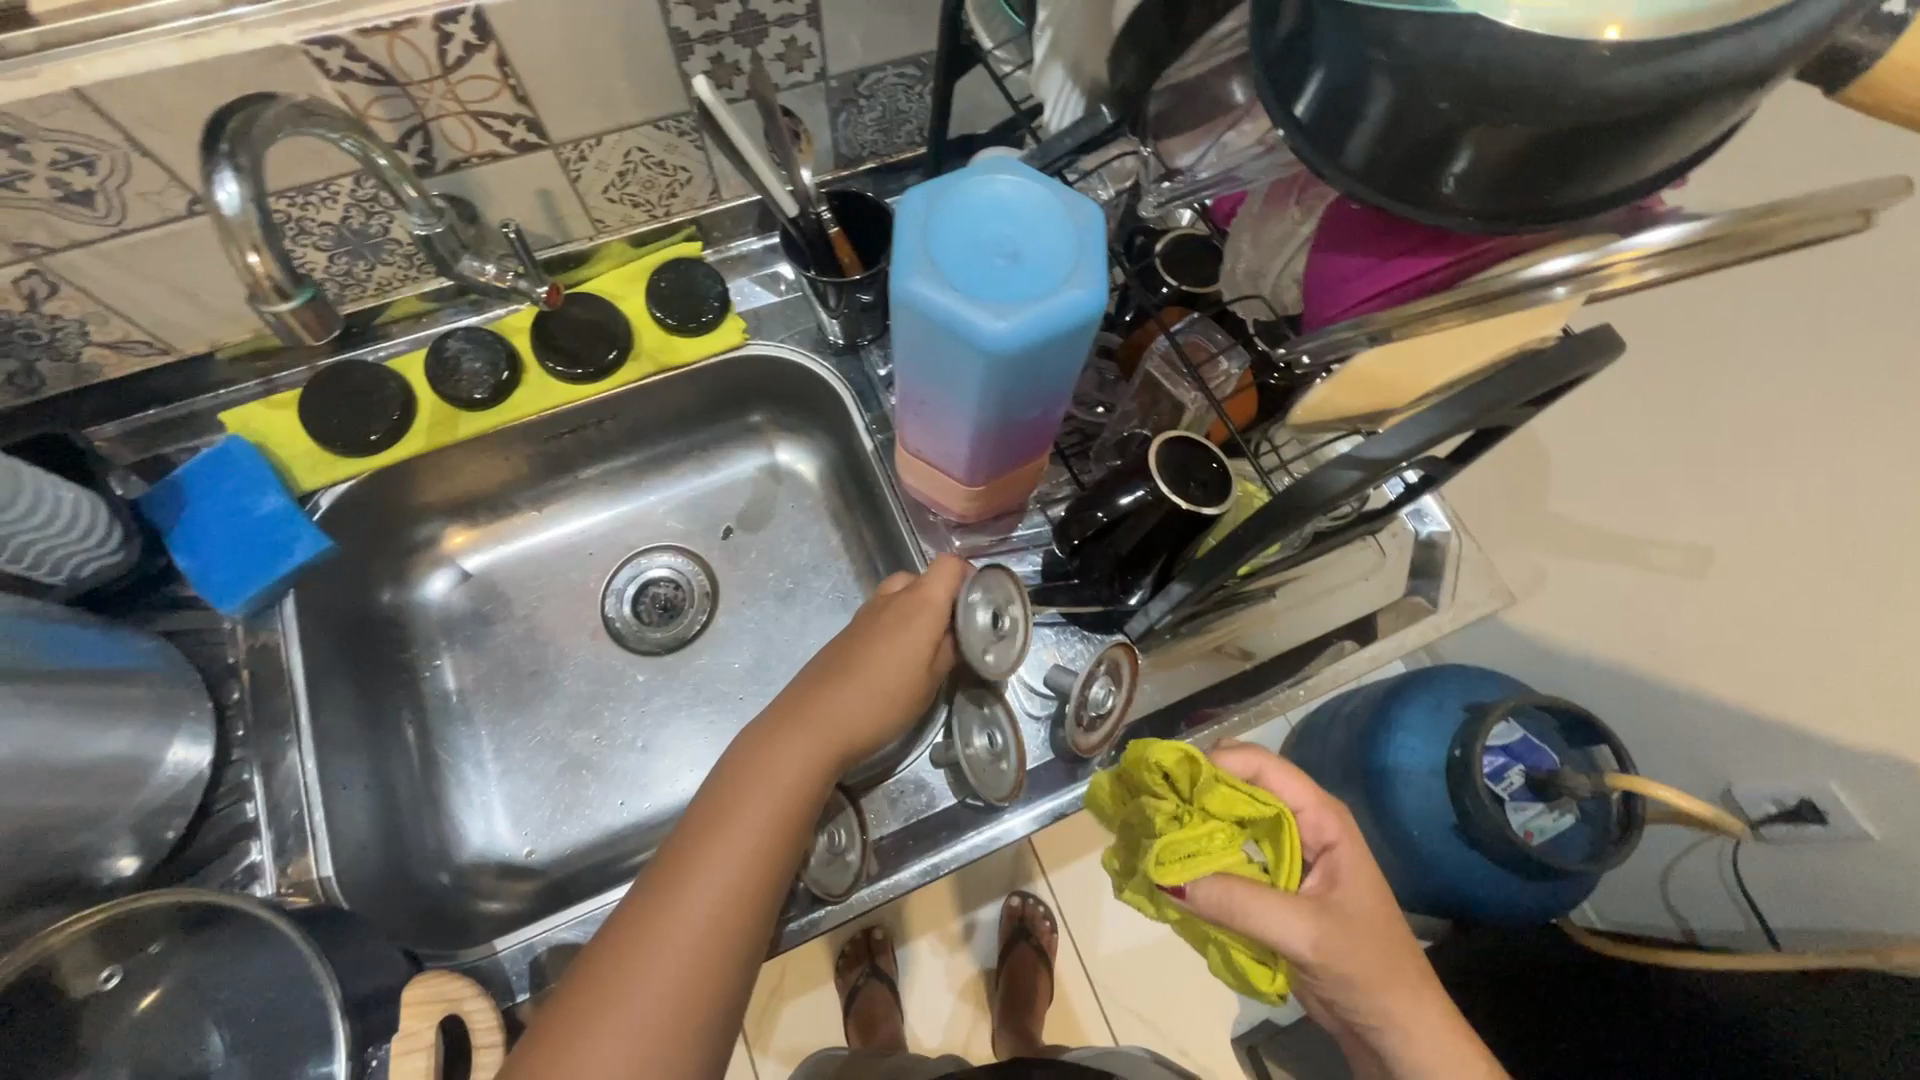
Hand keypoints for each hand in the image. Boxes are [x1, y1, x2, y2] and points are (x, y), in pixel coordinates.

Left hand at [764, 554, 968, 772]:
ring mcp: (865, 613)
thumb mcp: (932, 680)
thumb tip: (962, 630)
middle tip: (954, 634)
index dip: (970, 577)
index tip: (982, 606)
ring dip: (917, 613)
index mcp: (920, 602)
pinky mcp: (848, 632)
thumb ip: (952, 648)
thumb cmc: (883, 701)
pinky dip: (895, 628)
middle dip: (943, 599)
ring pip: (900, 596)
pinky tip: (896, 664)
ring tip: (926, 651)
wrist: (814, 722)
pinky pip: (881, 616)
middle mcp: (892, 597)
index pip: (951, 564)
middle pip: (924, 578)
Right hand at [1174, 740, 1505, 1079]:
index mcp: (1319, 817)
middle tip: (1146, 809)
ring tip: (1145, 836)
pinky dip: (1196, 863)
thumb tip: (1163, 876)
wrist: (1397, 1032)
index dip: (1213, 765)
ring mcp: (1281, 856)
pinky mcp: (1268, 888)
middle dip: (1191, 795)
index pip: (1259, 766)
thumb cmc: (1368, 969)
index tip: (1167, 784)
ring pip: (1225, 824)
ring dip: (1188, 829)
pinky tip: (1165, 872)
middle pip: (1236, 789)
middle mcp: (1297, 825)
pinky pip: (1224, 861)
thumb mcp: (1306, 934)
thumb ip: (1237, 902)